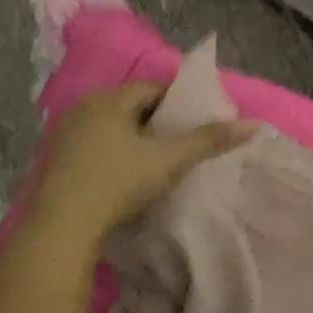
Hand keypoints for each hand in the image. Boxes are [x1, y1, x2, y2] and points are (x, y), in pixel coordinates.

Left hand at [28, 82, 258, 246]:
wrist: (63, 225)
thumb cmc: (119, 182)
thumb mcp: (170, 160)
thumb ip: (210, 139)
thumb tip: (253, 123)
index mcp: (109, 99)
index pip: (154, 87)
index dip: (181, 102)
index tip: (201, 121)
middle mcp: (83, 108)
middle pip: (132, 106)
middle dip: (160, 120)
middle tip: (186, 142)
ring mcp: (66, 134)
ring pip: (113, 127)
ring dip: (137, 138)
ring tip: (162, 160)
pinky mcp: (58, 160)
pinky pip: (97, 146)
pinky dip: (117, 153)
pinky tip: (130, 174)